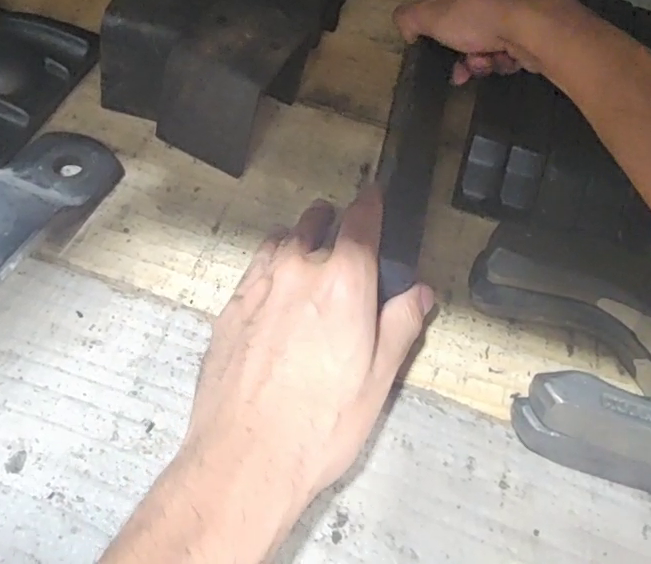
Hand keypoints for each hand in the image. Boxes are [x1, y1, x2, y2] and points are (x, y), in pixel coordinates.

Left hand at [102, 187, 434, 562]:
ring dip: (298, 240)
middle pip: (316, 221)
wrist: (244, 457)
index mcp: (344, 281)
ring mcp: (259, 284)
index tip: (374, 193)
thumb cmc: (320, 425)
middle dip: (332, 220)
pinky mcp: (230, 306)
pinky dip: (270, 265)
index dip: (370, 203)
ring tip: (307, 259)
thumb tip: (420, 292)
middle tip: (342, 237)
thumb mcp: (378, 381)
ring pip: (281, 239)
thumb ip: (401, 325)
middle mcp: (299, 269)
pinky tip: (274, 293)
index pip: (360, 221)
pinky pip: (255, 267)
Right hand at [393, 0, 585, 82]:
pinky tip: (505, 61)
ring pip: (485, 31)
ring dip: (479, 55)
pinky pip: (509, 37)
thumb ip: (406, 18)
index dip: (431, 21)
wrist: (541, 27)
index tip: (433, 41)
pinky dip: (503, 53)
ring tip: (485, 65)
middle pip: (462, 17)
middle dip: (459, 47)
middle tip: (460, 68)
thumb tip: (405, 26)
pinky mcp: (536, 14)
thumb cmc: (480, 13)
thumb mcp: (429, 17)